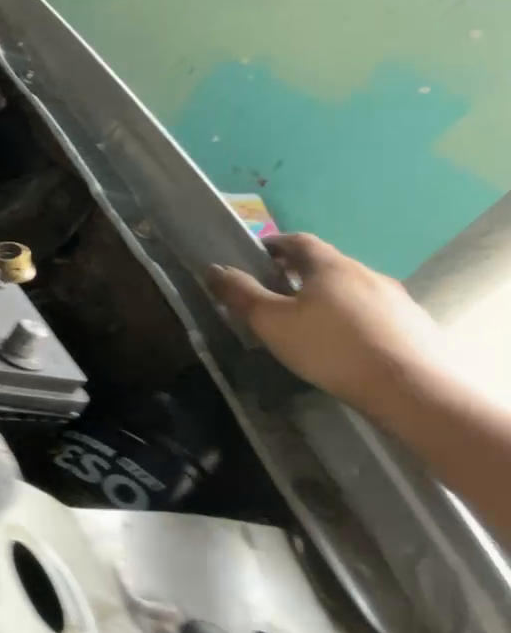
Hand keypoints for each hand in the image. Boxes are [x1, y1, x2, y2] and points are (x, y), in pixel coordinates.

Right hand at [206, 233, 440, 405]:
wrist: (413, 391)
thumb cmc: (330, 348)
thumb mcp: (270, 321)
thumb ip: (240, 292)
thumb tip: (214, 269)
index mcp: (332, 266)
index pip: (300, 241)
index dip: (274, 245)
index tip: (256, 258)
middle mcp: (368, 275)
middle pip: (328, 264)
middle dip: (300, 273)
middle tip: (277, 294)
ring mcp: (400, 301)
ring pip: (354, 289)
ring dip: (330, 296)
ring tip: (312, 322)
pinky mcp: (418, 326)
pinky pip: (377, 312)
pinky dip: (356, 317)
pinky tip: (347, 343)